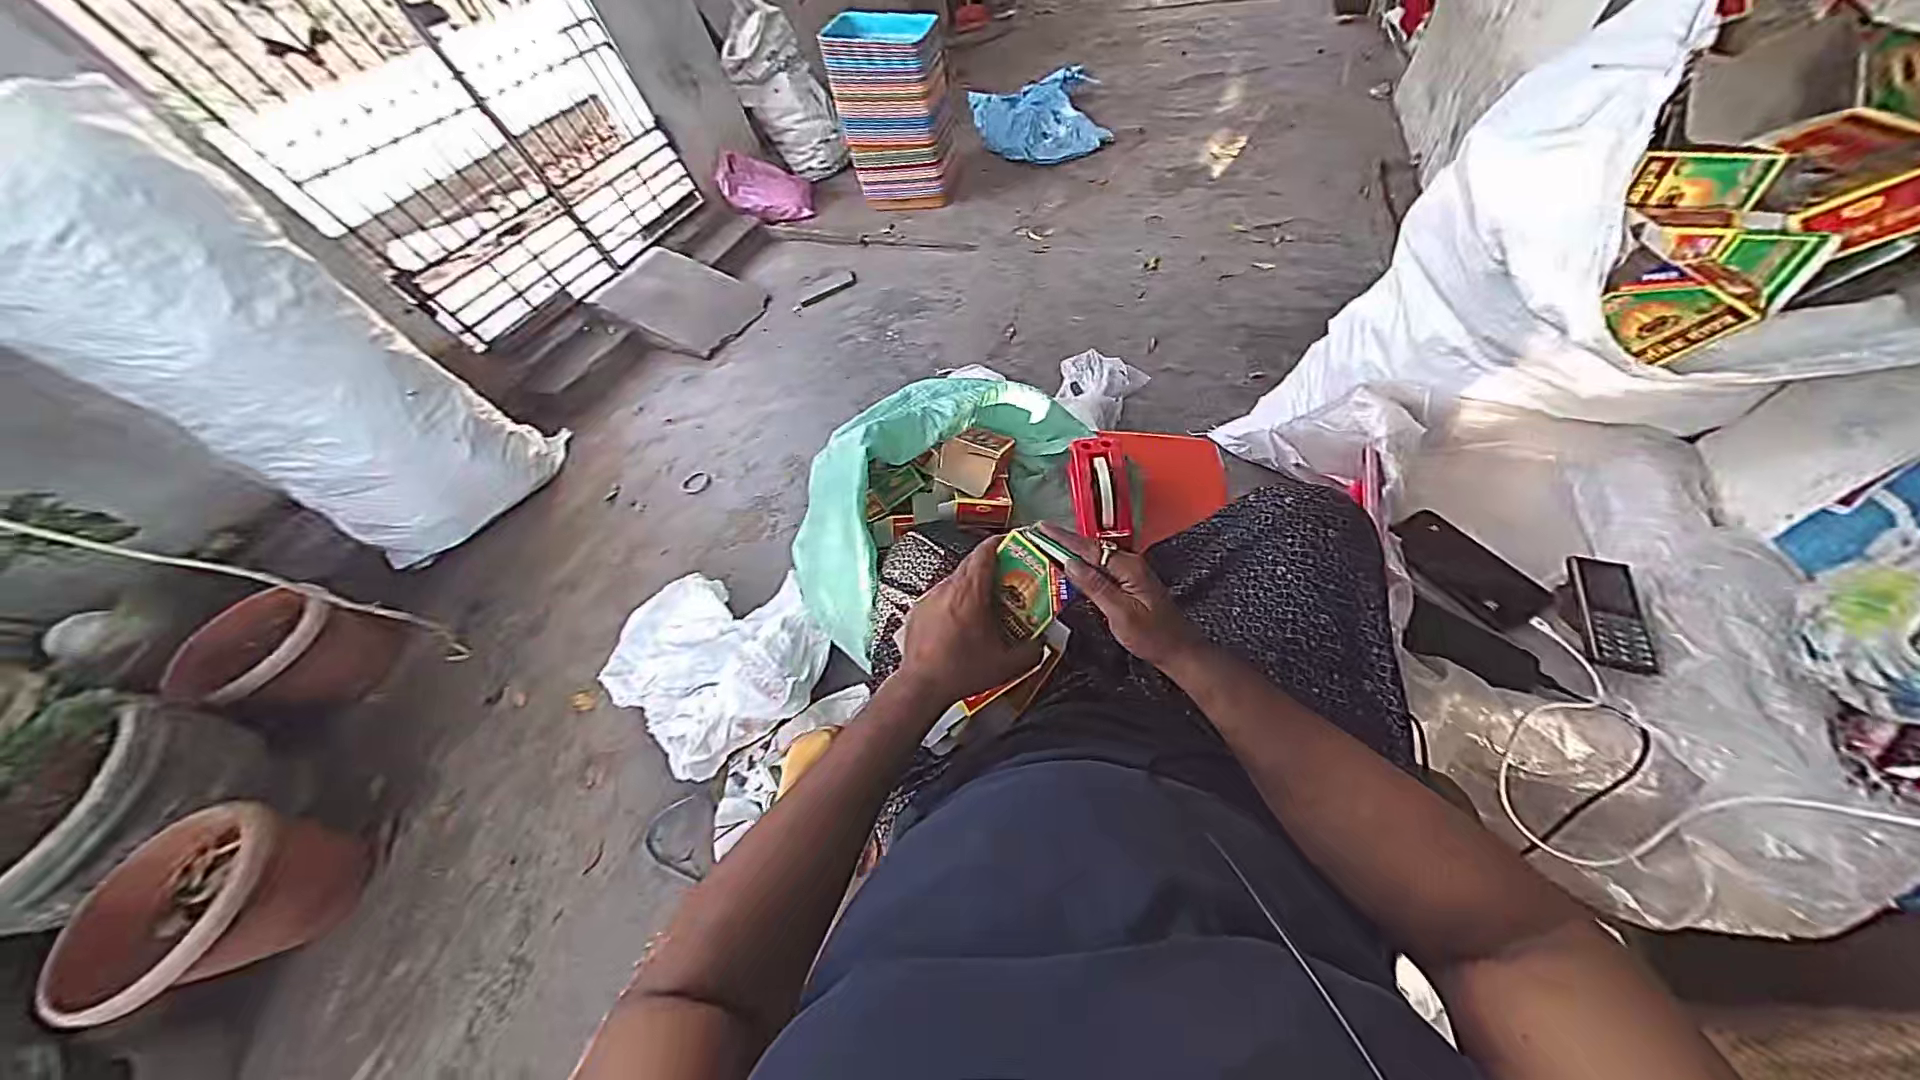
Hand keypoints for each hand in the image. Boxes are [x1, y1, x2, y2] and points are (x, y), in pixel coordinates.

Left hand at [897, 540, 1045, 704]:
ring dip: (970, 587)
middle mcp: (947, 589)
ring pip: (954, 581)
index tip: (1010, 544)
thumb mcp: (1008, 664)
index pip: (985, 551)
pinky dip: (952, 603)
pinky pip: (939, 598)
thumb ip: (1033, 650)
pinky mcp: (917, 611)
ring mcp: (929, 598)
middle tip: (1006, 579)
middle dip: (990, 568)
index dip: (1000, 543)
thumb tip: (1042, 644)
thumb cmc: (959, 671)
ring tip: (984, 606)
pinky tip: (961, 623)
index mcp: (970, 592)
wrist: (921, 686)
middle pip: (970, 564)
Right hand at [1038, 523, 1203, 667]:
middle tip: (1039, 535)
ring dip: (1071, 552)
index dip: (1062, 538)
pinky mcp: (1128, 582)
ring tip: (1048, 547)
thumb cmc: (1153, 637)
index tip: (1042, 529)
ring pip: (1094, 558)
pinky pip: (1100, 568)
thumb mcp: (1120, 613)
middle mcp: (1130, 564)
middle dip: (1063, 541)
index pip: (1088, 548)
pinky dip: (1082, 565)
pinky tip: (1070, 568)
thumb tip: (1071, 564)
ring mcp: (1130, 573)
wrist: (1178, 650)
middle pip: (1090, 548)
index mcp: (1129, 567)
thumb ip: (1095, 586)